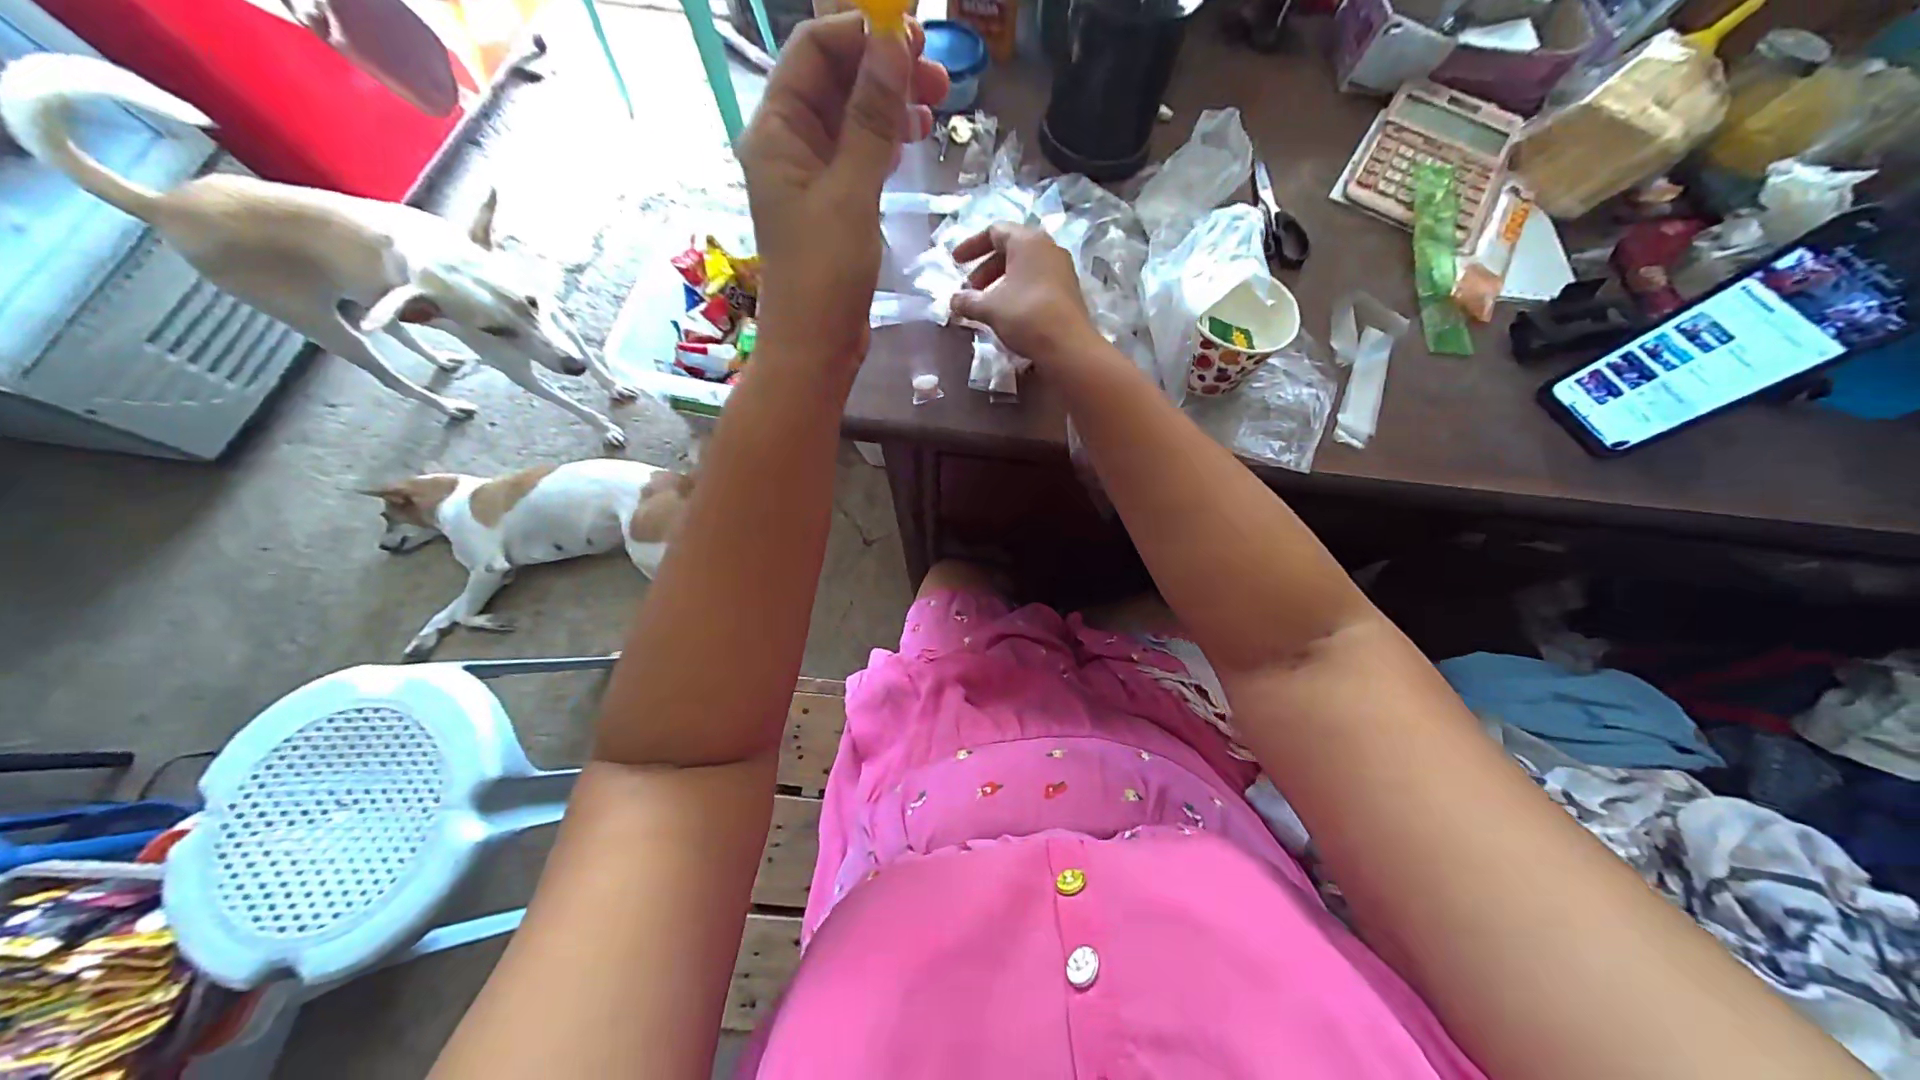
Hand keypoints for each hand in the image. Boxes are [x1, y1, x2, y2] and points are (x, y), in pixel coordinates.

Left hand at [739, 14, 948, 366]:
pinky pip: (856, 152)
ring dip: (889, 103)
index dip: (861, 33)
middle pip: (834, 80)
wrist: (816, 343)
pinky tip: (911, 139)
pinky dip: (884, 139)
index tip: (913, 37)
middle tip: (936, 75)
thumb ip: (872, 116)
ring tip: (934, 106)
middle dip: (882, 68)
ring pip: (849, 116)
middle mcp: (787, 143)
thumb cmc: (826, 271)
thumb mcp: (852, 189)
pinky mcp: (830, 201)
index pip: (814, 51)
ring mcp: (809, 173)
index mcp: (776, 129)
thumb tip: (892, 43)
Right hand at [949, 224, 1101, 361]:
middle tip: (971, 290)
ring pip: (1024, 266)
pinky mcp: (1068, 289)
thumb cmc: (1026, 315)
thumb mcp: (990, 308)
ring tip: (987, 303)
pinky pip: (1037, 280)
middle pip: (1010, 248)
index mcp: (1027, 240)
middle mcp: (1047, 247)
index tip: (955, 262)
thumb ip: (968, 300)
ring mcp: (1061, 268)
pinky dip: (1018, 289)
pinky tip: (1008, 312)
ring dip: (1001, 281)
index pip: (994, 231)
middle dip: (986, 268)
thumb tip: (954, 301)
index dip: (971, 246)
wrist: (1069, 346)